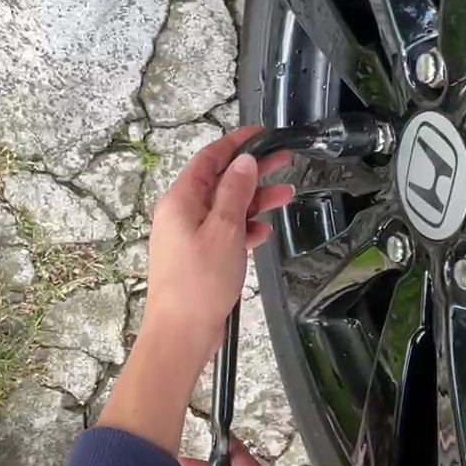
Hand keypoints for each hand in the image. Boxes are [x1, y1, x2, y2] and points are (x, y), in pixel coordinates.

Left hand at [144, 127, 293, 345]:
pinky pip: (224, 233)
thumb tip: (243, 162)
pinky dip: (244, 229)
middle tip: (283, 159)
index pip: (209, 159)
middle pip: (220, 182)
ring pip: (226, 208)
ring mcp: (188, 237)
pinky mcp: (198, 258)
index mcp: (180, 200)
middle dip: (251, 171)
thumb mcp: (224, 229)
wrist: (181, 332)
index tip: (260, 133)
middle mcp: (181, 214)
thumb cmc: (199, 282)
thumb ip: (236, 193)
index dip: (235, 143)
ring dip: (254, 201)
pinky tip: (263, 232)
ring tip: (285, 195)